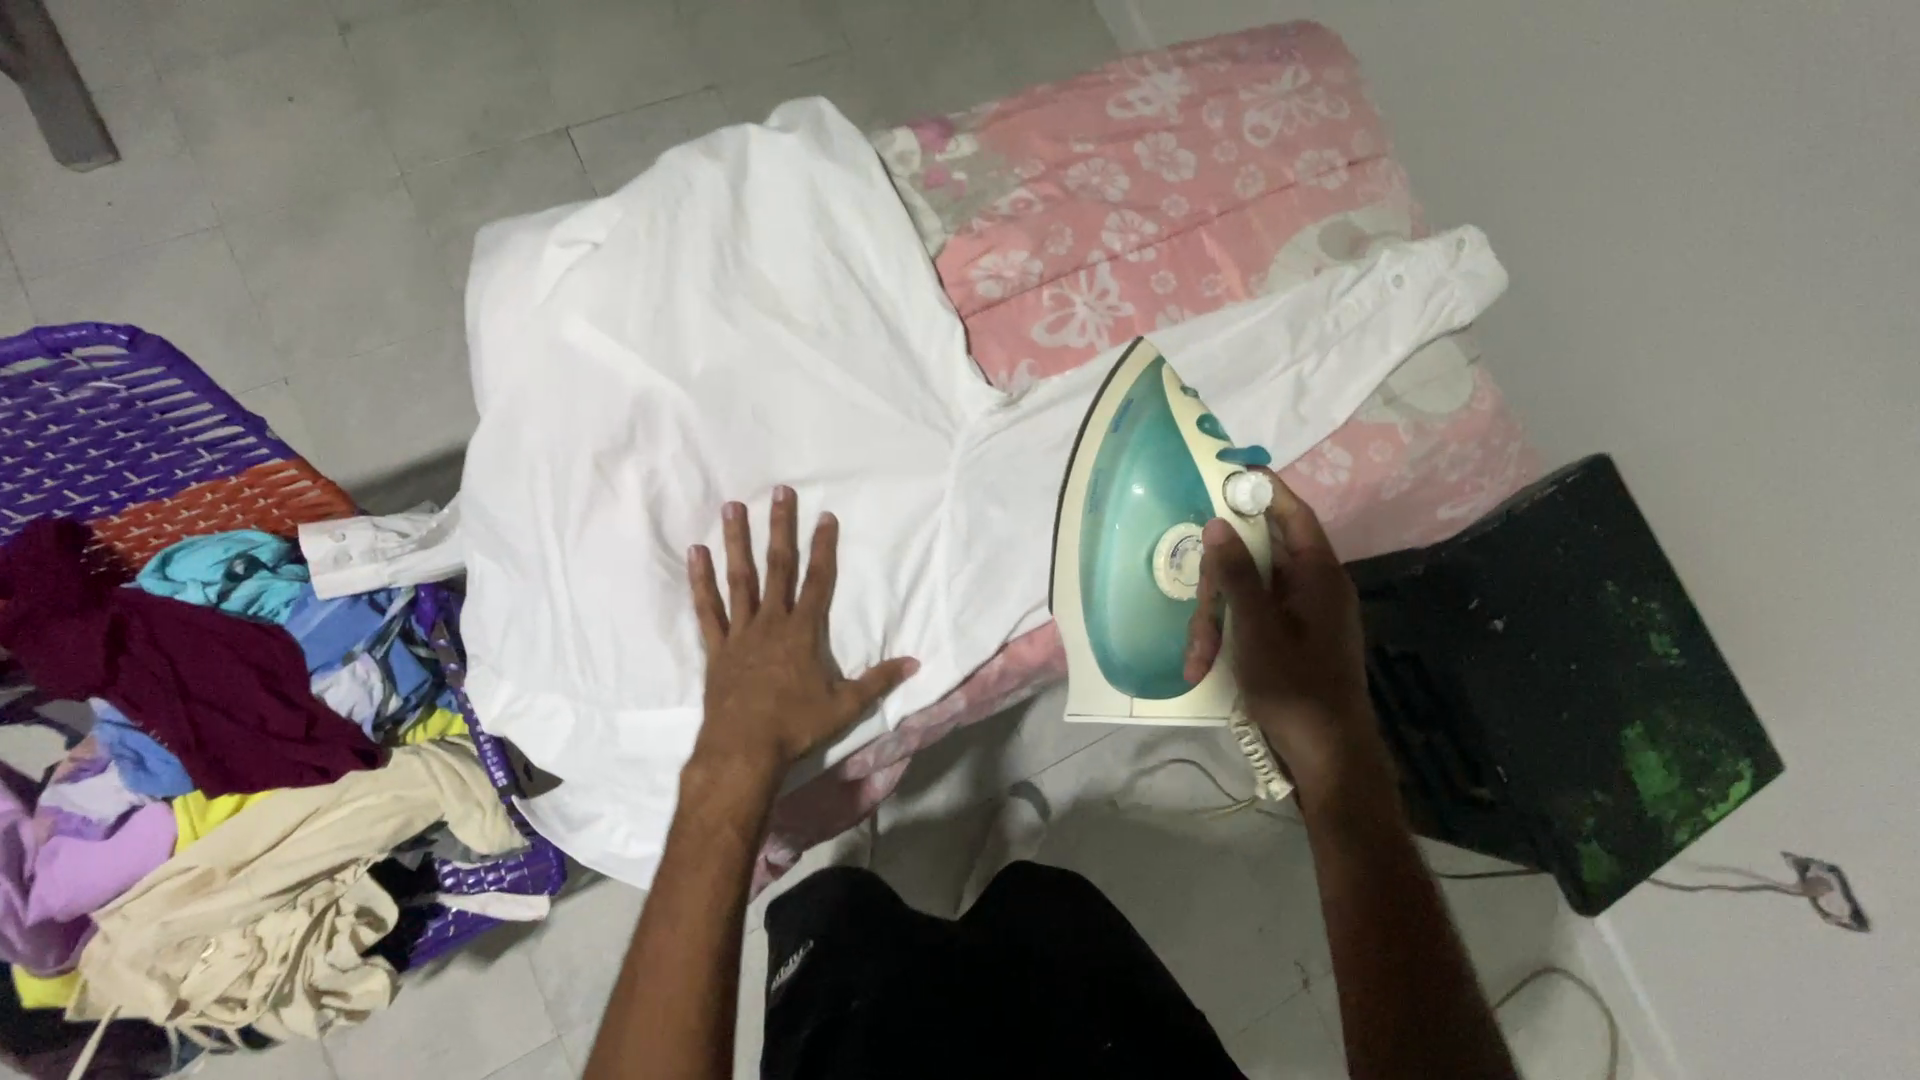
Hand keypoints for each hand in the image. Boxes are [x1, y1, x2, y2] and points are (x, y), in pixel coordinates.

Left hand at [687, 486, 918, 775]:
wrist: (743, 750)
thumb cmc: (797, 726)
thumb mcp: (846, 706)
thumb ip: (879, 680)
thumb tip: (915, 663)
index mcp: (804, 632)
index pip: (819, 580)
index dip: (824, 547)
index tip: (826, 516)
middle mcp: (772, 623)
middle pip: (778, 567)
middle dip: (781, 527)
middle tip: (780, 492)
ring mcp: (741, 633)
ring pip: (739, 578)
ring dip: (736, 542)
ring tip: (732, 507)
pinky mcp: (717, 649)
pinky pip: (707, 609)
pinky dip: (700, 581)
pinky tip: (696, 553)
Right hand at [1182, 469, 1386, 790]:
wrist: (1327, 756)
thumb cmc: (1295, 687)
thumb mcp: (1256, 629)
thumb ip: (1236, 575)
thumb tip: (1218, 523)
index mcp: (1317, 575)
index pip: (1293, 513)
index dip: (1263, 488)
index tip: (1228, 470)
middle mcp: (1311, 588)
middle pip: (1258, 555)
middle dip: (1219, 580)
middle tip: (1199, 607)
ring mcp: (1300, 615)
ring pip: (1246, 591)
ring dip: (1215, 617)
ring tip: (1197, 656)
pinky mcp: (1288, 639)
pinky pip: (1250, 619)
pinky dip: (1225, 635)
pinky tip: (1203, 665)